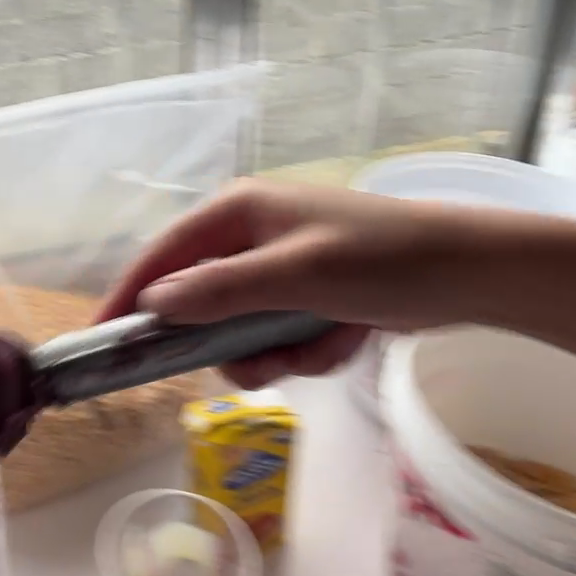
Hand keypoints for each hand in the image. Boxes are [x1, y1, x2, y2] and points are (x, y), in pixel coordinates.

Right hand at [96, 179, 484, 387]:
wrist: (471, 273)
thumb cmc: (380, 260)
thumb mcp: (296, 276)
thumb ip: (220, 290)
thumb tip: (153, 303)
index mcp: (237, 211)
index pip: (163, 255)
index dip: (130, 295)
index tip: (104, 338)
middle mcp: (250, 234)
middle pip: (204, 300)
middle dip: (233, 340)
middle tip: (264, 364)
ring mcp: (280, 264)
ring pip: (242, 327)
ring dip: (277, 350)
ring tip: (320, 346)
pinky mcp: (306, 291)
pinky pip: (280, 333)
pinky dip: (308, 347)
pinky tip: (346, 338)